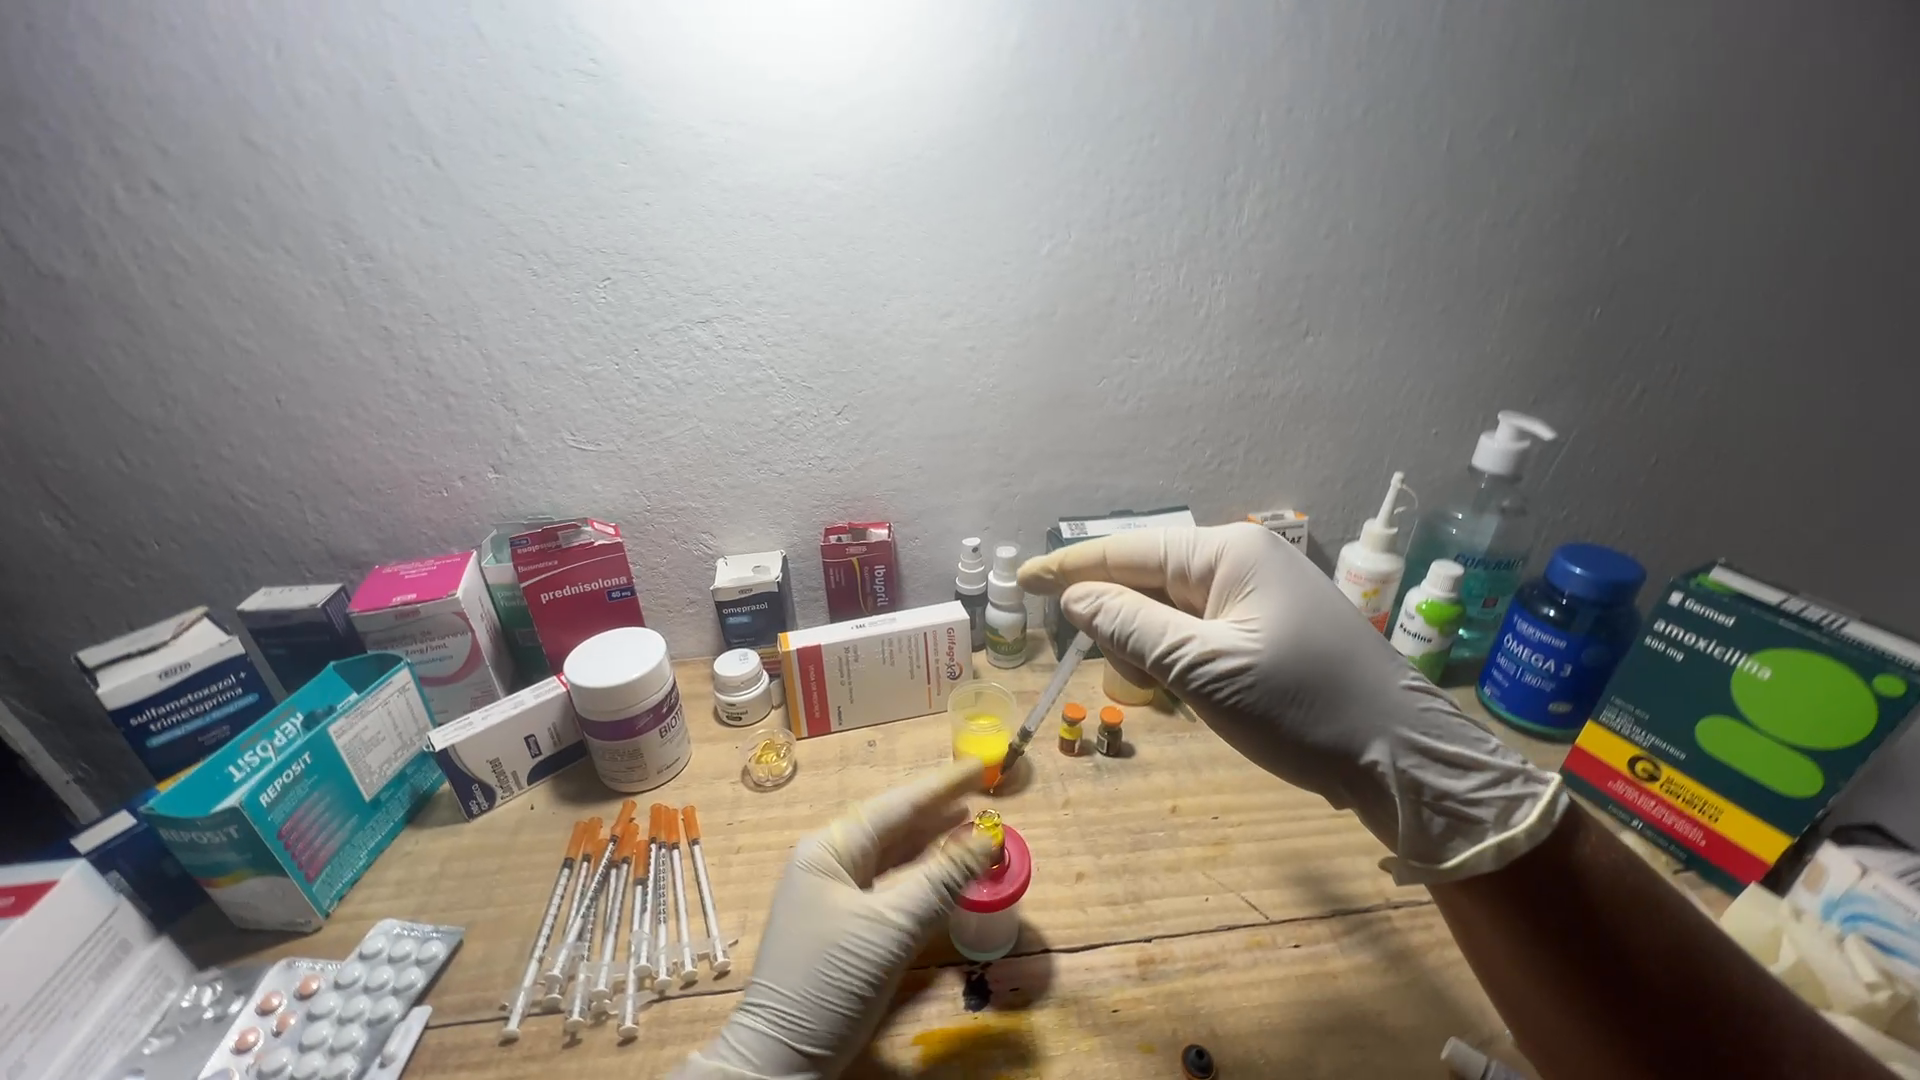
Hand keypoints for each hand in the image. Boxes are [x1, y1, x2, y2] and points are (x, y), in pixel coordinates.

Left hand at [673, 760, 995, 1079]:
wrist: (780, 1059)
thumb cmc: (829, 980)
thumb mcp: (890, 928)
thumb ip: (941, 880)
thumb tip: (987, 838)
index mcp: (830, 848)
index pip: (895, 806)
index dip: (941, 786)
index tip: (978, 767)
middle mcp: (830, 861)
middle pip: (894, 826)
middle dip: (938, 811)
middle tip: (982, 792)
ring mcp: (835, 893)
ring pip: (894, 856)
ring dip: (933, 842)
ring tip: (970, 821)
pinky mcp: (845, 925)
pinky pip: (891, 886)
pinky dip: (922, 876)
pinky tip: (946, 868)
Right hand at [1019, 523, 1565, 883]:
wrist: (1403, 760)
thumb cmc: (1302, 709)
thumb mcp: (1203, 670)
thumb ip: (1130, 626)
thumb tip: (1075, 595)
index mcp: (1227, 553)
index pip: (1128, 552)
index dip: (1070, 567)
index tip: (1023, 578)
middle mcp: (1241, 560)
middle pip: (1147, 580)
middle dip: (1124, 627)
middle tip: (1138, 681)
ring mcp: (1257, 594)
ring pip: (1169, 611)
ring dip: (1152, 650)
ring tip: (1175, 696)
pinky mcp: (1266, 628)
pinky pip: (1198, 631)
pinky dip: (1180, 660)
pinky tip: (1193, 693)